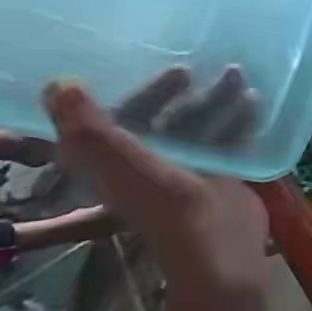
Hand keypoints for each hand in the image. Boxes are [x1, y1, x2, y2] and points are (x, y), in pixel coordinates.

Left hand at [44, 79, 269, 298]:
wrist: (219, 241)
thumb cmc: (166, 201)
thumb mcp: (122, 162)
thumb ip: (89, 127)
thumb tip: (56, 83)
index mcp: (121, 160)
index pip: (126, 116)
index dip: (145, 92)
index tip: (170, 71)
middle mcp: (153, 163)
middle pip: (168, 117)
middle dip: (184, 92)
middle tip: (200, 69)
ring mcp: (192, 170)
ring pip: (202, 124)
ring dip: (217, 98)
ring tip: (237, 74)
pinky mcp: (224, 175)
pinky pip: (230, 138)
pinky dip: (240, 118)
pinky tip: (255, 100)